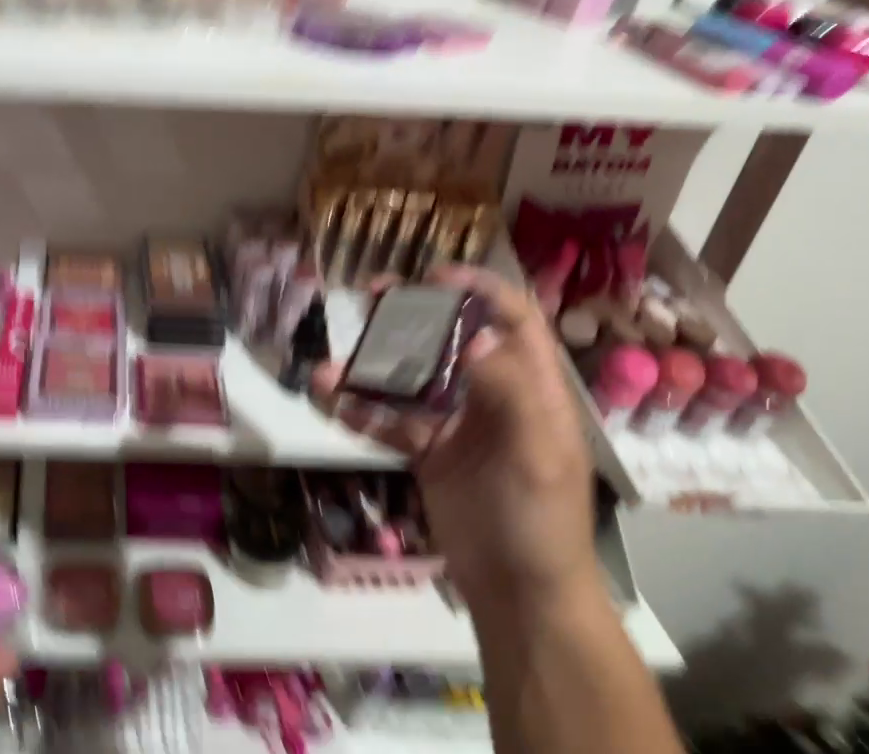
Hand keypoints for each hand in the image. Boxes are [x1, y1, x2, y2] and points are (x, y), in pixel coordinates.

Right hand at [313, 266, 601, 612]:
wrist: (519, 592)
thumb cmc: (541, 521)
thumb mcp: (536, 454)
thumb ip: (508, 390)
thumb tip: (474, 333)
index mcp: (531, 389)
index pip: (513, 321)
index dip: (480, 291)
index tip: (435, 276)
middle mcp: (492, 396)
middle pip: (450, 340)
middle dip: (411, 316)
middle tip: (369, 297)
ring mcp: (455, 423)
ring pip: (409, 379)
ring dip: (370, 367)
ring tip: (327, 365)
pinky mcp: (427, 452)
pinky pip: (388, 421)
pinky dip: (359, 410)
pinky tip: (328, 400)